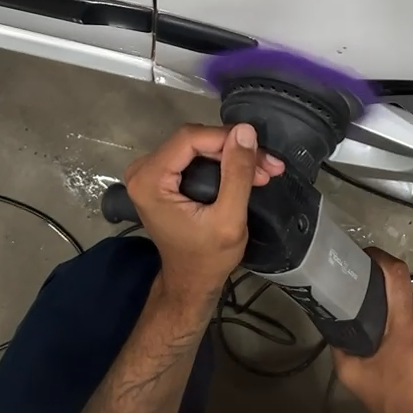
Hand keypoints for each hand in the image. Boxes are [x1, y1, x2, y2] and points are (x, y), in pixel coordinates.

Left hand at [122, 124, 283, 304]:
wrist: (191, 281)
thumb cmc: (207, 258)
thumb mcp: (229, 219)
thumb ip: (237, 174)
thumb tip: (245, 131)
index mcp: (149, 180)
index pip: (190, 138)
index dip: (226, 138)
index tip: (260, 149)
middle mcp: (142, 170)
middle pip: (194, 141)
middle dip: (235, 149)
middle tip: (269, 165)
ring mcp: (150, 172)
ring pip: (198, 146)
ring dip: (233, 156)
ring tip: (266, 170)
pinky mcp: (161, 176)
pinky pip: (195, 156)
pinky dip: (223, 163)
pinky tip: (248, 173)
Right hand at [333, 248, 412, 412]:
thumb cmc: (390, 398)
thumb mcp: (352, 374)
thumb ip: (340, 344)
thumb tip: (333, 324)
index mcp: (404, 322)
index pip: (398, 275)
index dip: (381, 257)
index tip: (362, 255)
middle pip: (398, 291)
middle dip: (378, 292)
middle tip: (355, 298)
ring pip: (407, 308)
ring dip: (390, 312)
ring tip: (371, 328)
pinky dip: (401, 325)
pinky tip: (389, 346)